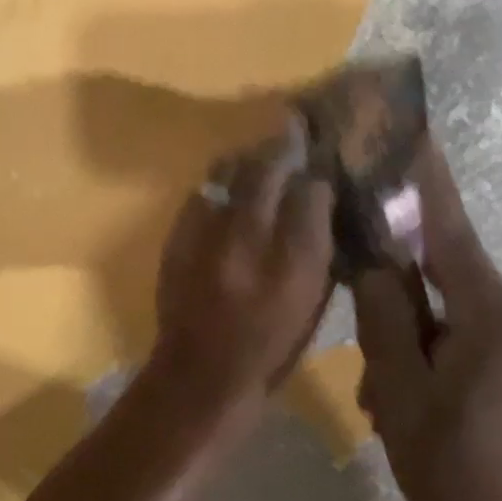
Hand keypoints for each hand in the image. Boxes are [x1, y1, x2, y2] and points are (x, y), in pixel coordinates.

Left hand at [151, 117, 335, 399]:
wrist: (200, 375)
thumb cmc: (269, 349)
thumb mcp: (311, 305)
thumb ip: (318, 248)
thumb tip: (319, 200)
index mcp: (294, 264)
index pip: (311, 193)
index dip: (319, 168)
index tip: (324, 152)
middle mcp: (250, 242)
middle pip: (267, 170)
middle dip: (283, 145)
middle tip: (294, 126)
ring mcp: (207, 236)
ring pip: (230, 173)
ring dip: (249, 158)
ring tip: (261, 153)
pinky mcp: (177, 237)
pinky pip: (203, 193)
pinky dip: (219, 184)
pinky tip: (228, 187)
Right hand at [351, 127, 501, 500]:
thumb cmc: (464, 469)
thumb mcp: (402, 395)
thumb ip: (384, 320)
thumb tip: (376, 266)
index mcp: (493, 312)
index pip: (448, 228)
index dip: (426, 178)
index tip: (414, 129)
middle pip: (441, 285)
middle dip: (397, 310)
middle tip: (366, 359)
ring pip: (451, 321)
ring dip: (412, 349)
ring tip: (385, 404)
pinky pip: (472, 346)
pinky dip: (436, 365)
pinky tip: (412, 410)